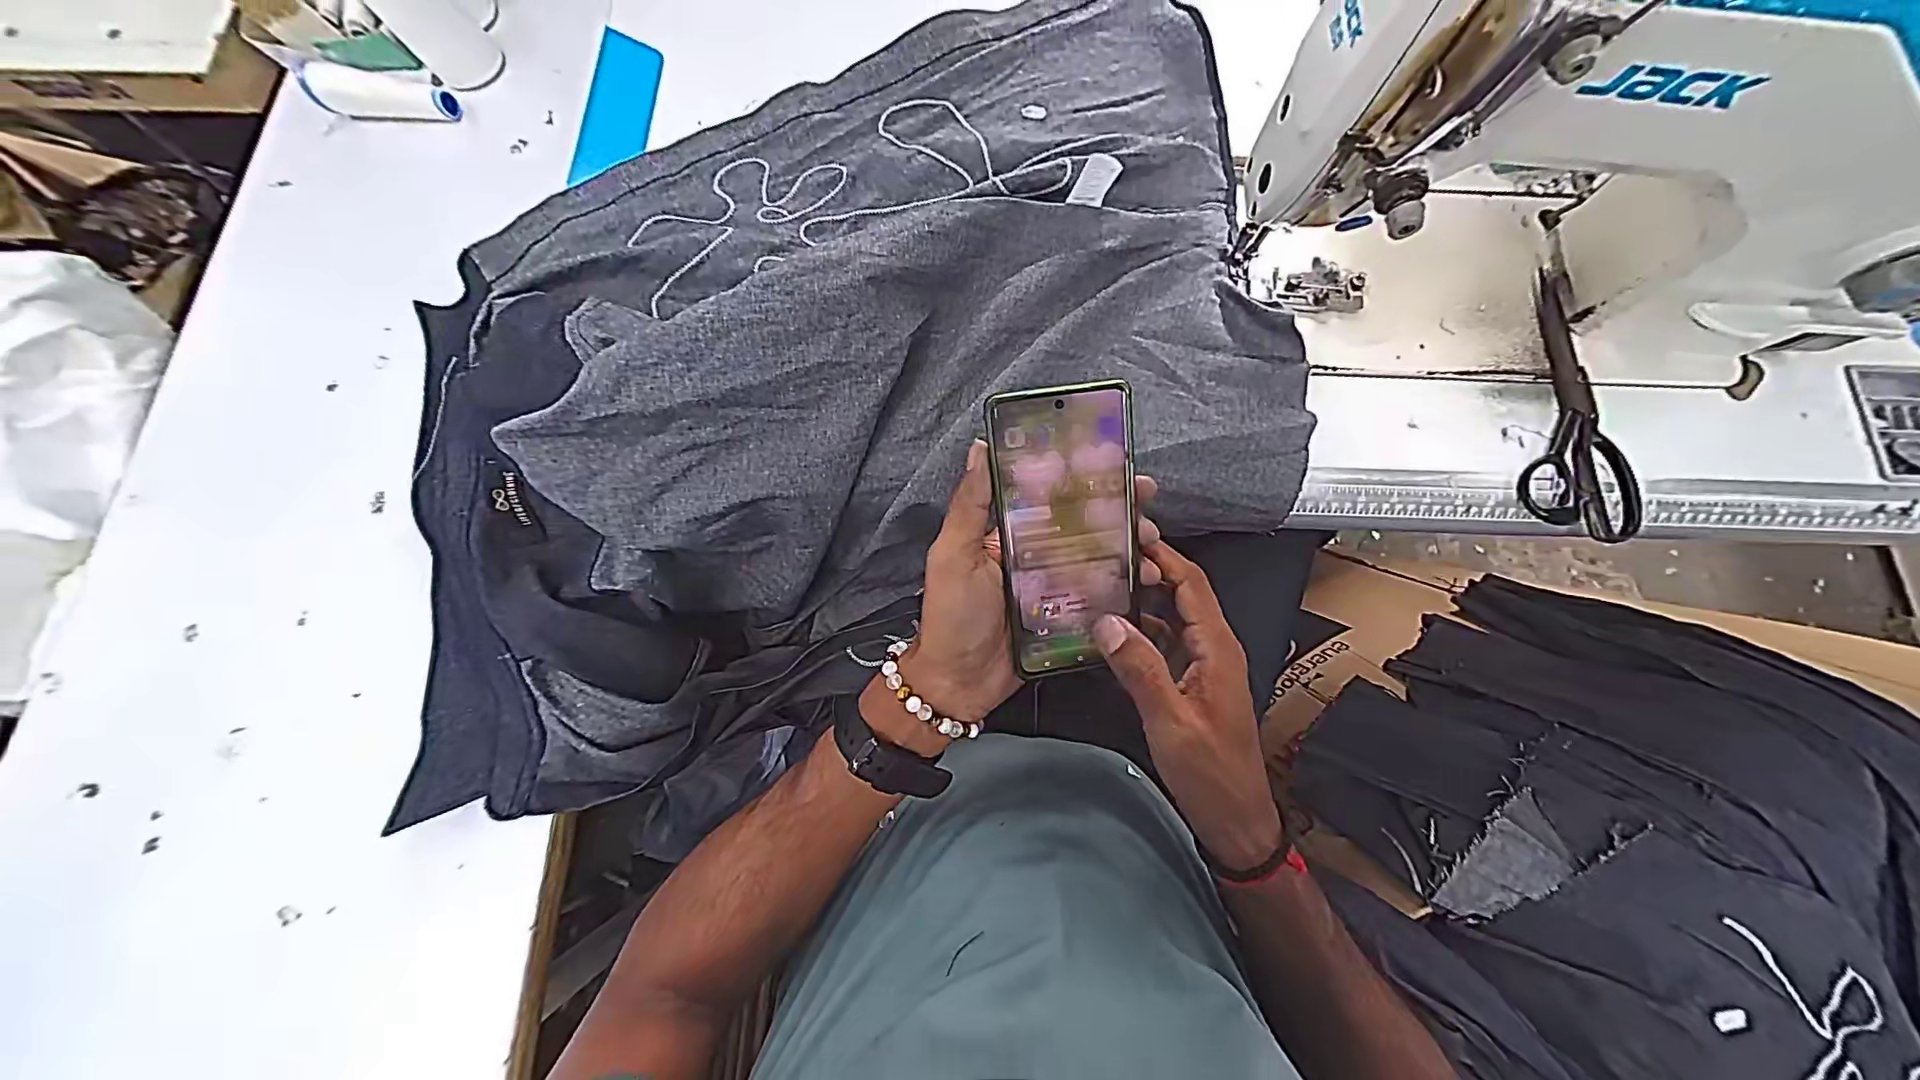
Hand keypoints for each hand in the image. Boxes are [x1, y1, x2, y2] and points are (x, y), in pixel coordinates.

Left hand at [872, 440, 1161, 753]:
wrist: (959, 682)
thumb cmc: (950, 615)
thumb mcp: (953, 554)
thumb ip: (969, 505)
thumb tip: (979, 448)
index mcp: (1008, 533)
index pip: (1049, 496)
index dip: (1081, 478)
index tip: (1115, 463)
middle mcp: (1034, 554)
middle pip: (1082, 524)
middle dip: (1118, 510)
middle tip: (1145, 504)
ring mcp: (1053, 586)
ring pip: (1098, 557)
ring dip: (1127, 546)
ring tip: (1149, 545)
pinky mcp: (1067, 616)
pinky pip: (1099, 595)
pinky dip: (1124, 585)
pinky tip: (1143, 579)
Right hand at [1092, 540, 1283, 870]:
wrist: (1237, 820)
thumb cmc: (1211, 774)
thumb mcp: (1170, 721)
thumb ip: (1140, 669)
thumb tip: (1107, 622)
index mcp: (1217, 649)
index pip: (1193, 585)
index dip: (1164, 556)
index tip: (1131, 535)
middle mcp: (1214, 650)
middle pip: (1183, 595)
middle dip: (1149, 571)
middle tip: (1106, 557)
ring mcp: (1203, 666)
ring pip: (1172, 618)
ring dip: (1142, 601)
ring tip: (1102, 586)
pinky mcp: (1192, 683)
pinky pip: (1165, 644)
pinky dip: (1141, 632)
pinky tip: (1112, 632)